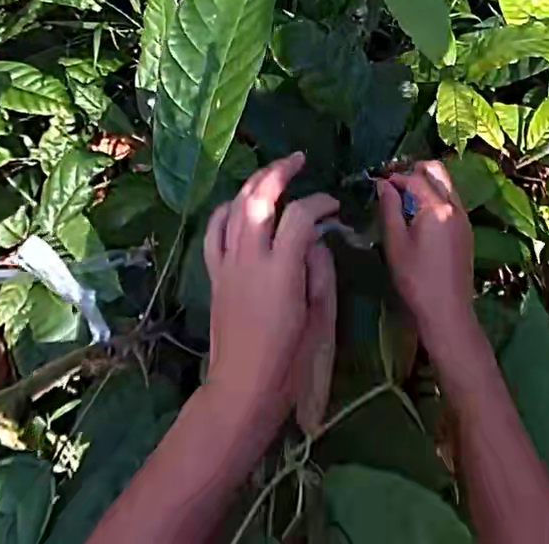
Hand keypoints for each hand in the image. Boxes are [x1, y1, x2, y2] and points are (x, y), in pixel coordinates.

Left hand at [203, 152, 338, 424]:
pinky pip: (214, 229)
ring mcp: (227, 262)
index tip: (334, 206)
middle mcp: (250, 257)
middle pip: (259, 197)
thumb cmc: (289, 362)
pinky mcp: (214, 272)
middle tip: (298, 159)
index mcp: (281, 270)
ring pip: (235, 206)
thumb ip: (319, 271)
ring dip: (254, 183)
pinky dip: (226, 209)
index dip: (320, 204)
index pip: (300, 217)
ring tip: (272, 172)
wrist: (242, 387)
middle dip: (279, 171)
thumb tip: (316, 241)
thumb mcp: (318, 317)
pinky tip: (238, 203)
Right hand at [376, 161, 476, 348]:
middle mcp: (455, 208)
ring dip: (426, 183)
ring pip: (447, 186)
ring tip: (404, 196)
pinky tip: (419, 213)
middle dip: (415, 170)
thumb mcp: (395, 242)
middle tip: (394, 182)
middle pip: (439, 173)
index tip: (378, 183)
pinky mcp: (466, 232)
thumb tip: (383, 184)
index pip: (415, 178)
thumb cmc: (416, 277)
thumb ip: (389, 208)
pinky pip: (451, 201)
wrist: (448, 312)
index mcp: (438, 209)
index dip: (395, 177)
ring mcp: (464, 220)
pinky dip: (435, 197)